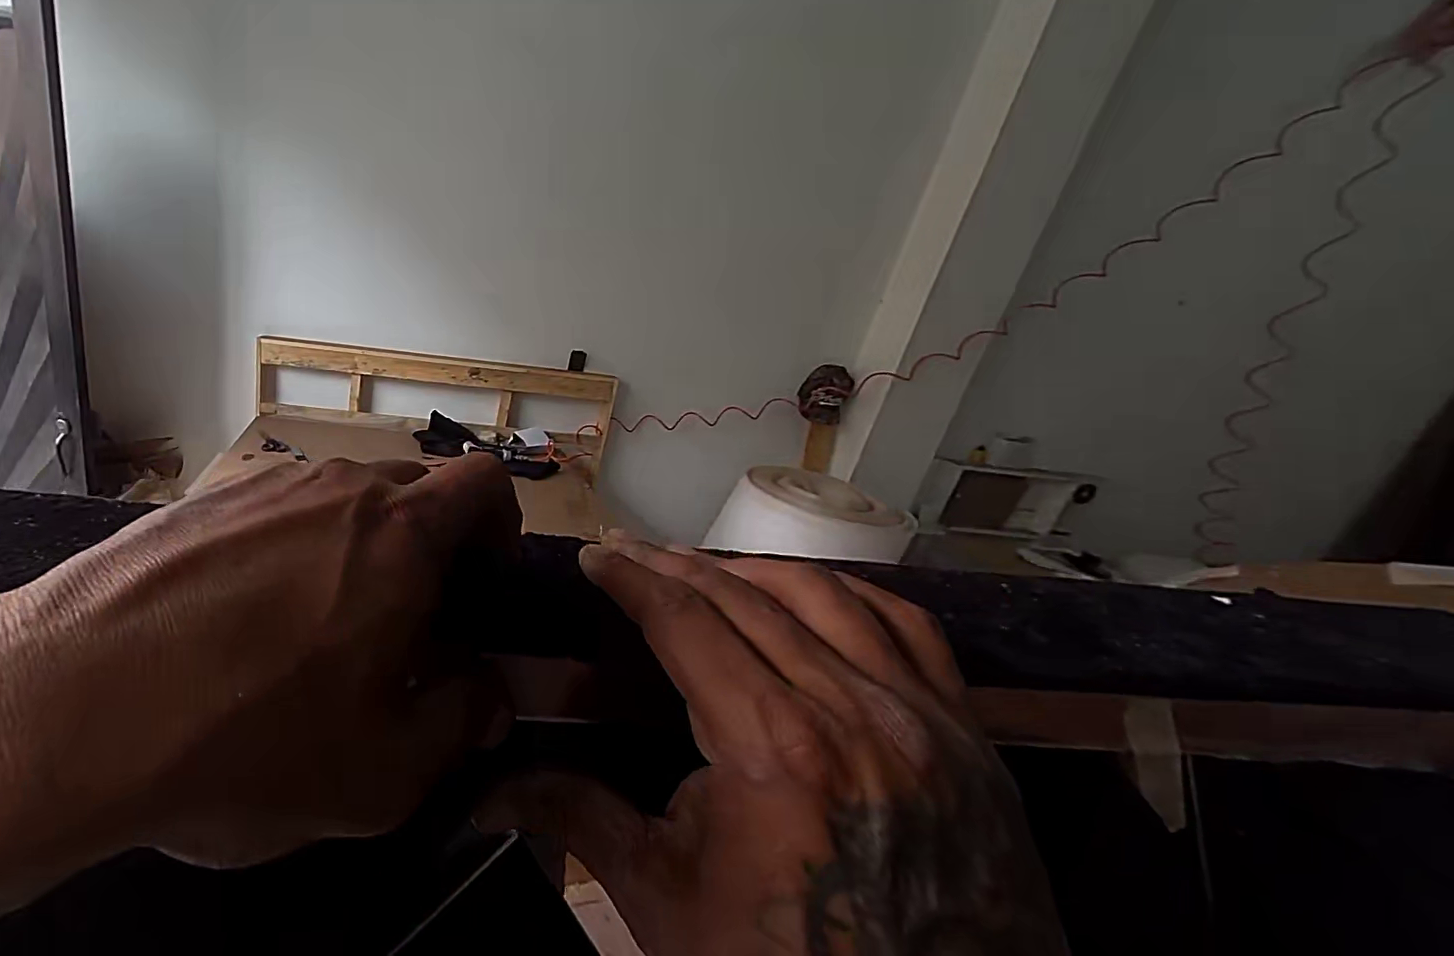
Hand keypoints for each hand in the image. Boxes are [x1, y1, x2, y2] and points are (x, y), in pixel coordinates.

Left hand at [0, 453, 522, 955]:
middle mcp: (343, 485)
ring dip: (362, 542)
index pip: (486, 482)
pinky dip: (295, 541)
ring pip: (350, 494)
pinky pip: (284, 505)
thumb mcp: (379, 773)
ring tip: (319, 617)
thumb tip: (487, 696)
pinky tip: (246, 610)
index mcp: (403, 532)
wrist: (57, 706)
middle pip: (419, 488)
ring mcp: (269, 481)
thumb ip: (461, 725)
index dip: (499, 524)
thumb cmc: (243, 739)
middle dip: (432, 543)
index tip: (478, 579)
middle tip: (404, 616)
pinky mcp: (208, 495)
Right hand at [496, 532, 1064, 955]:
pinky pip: (904, 623)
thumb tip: (490, 791)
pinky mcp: (963, 729)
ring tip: (700, 564)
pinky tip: (808, 587)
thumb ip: (580, 820)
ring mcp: (918, 713)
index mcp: (773, 748)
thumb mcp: (664, 902)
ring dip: (748, 567)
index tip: (597, 557)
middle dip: (673, 564)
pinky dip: (846, 589)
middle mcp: (849, 710)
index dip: (632, 579)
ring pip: (819, 594)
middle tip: (630, 551)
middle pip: (741, 599)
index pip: (684, 622)